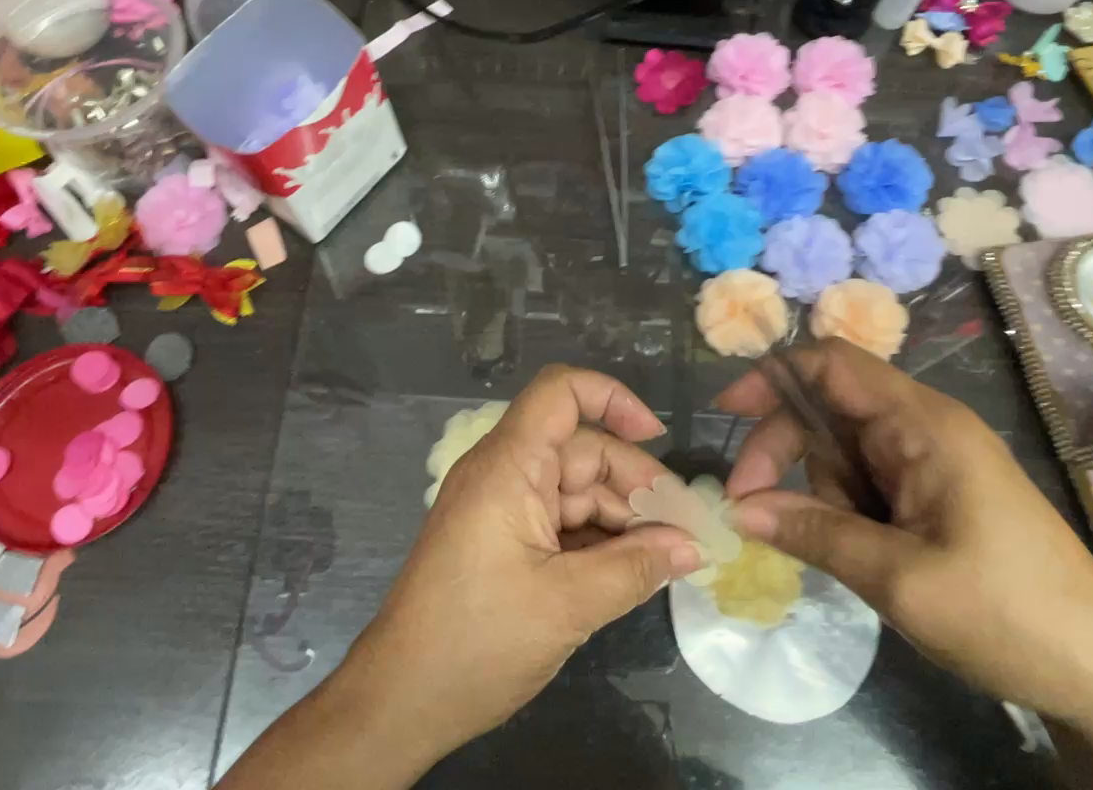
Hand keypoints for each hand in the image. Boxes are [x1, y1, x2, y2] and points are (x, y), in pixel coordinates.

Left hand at [223, 366, 702, 788]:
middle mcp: (504, 474)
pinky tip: (635, 570)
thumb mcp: (567, 605)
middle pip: (582, 450)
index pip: (559, 392)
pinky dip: (599, 542)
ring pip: (577, 491)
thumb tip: (693, 548)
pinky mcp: (503, 541)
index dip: (612, 398)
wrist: (400, 701)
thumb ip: (636, 569)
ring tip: (673, 557)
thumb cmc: (477, 643)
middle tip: (689, 532)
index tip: (657, 438)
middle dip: (637, 484)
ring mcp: (502, 508)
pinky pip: (561, 523)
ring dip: (623, 520)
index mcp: (507, 466)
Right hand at [719, 340, 1092, 788]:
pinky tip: (866, 556)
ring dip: (823, 495)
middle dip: (785, 453)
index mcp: (924, 424)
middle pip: (827, 410)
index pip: (833, 363)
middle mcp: (925, 428)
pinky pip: (866, 483)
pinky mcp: (935, 494)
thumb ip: (813, 532)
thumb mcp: (898, 577)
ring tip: (856, 554)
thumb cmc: (1009, 615)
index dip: (773, 376)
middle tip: (755, 511)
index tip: (726, 415)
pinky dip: (847, 512)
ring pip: (841, 452)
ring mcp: (932, 462)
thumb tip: (738, 510)